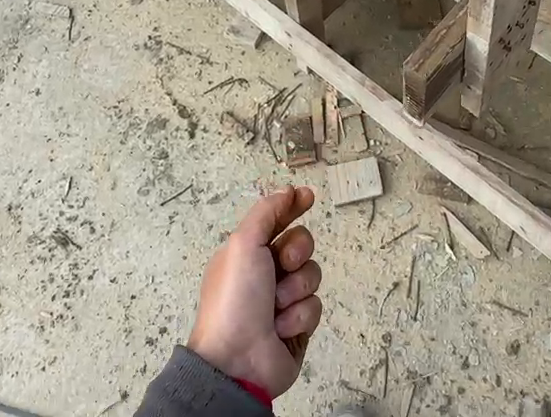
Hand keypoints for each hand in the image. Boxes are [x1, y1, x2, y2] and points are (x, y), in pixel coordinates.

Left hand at [187, 186, 323, 397]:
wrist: (237, 361)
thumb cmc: (235, 298)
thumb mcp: (243, 244)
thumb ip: (267, 212)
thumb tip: (288, 190)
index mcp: (248, 253)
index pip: (276, 221)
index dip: (293, 206)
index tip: (309, 196)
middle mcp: (266, 273)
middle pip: (302, 244)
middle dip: (297, 252)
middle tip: (284, 265)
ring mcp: (283, 300)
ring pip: (311, 276)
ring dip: (296, 289)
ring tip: (276, 308)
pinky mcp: (298, 325)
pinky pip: (314, 307)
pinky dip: (299, 316)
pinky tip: (281, 329)